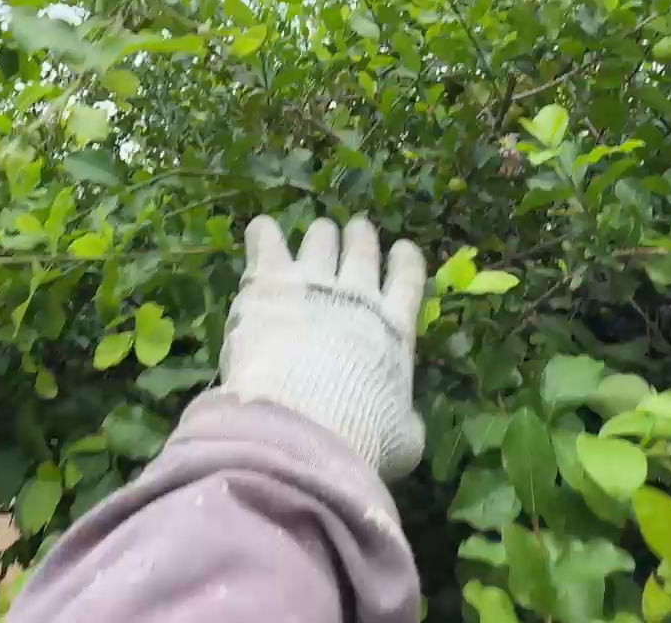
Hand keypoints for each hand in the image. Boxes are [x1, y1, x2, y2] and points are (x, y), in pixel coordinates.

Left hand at [219, 215, 426, 479]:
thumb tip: (407, 425)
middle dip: (360, 237)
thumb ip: (405, 422)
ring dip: (321, 235)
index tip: (400, 251)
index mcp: (394, 325)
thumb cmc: (357, 437)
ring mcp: (312, 280)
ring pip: (321, 237)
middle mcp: (357, 292)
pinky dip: (265, 235)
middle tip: (355, 234)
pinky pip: (267, 242)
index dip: (405, 259)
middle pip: (362, 247)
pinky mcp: (270, 280)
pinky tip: (262, 230)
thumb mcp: (401, 440)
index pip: (408, 275)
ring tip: (318, 235)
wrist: (302, 425)